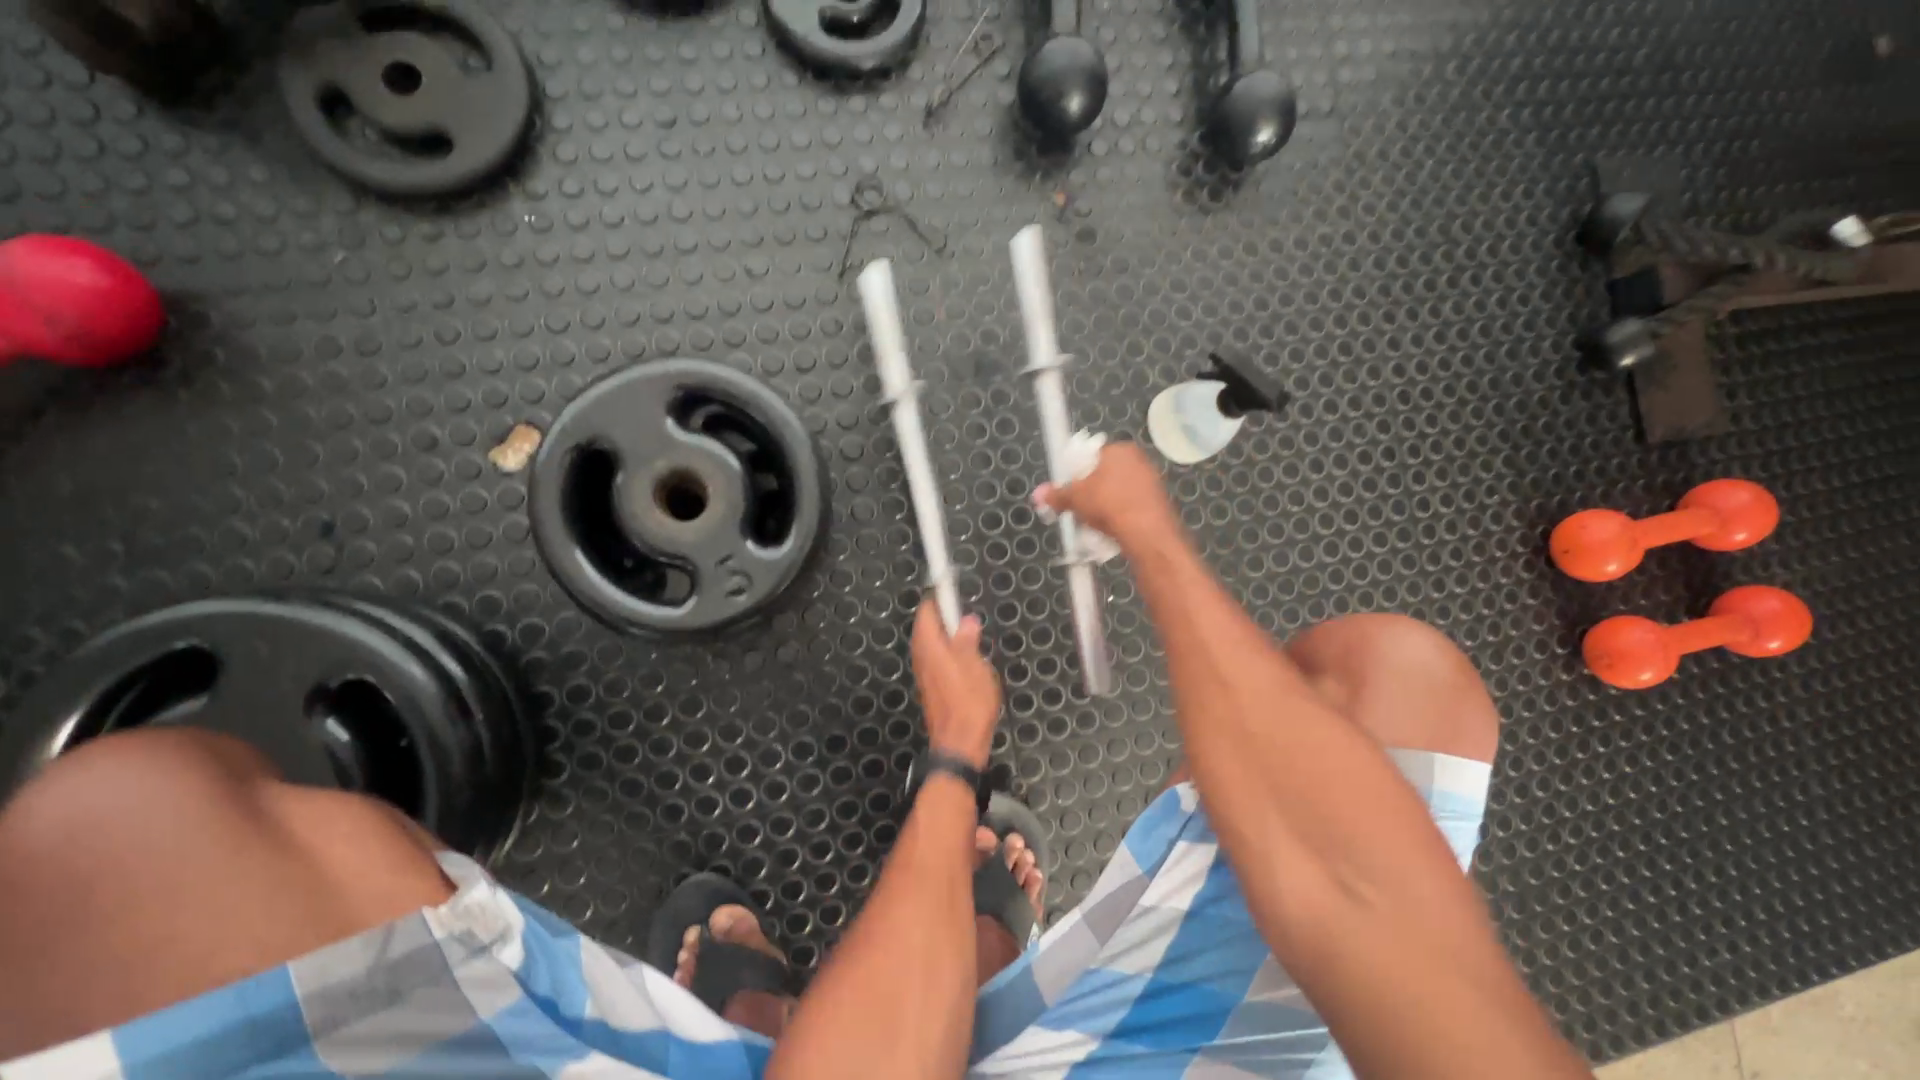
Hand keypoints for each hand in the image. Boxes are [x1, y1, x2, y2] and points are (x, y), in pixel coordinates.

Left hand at [910, 600, 1000, 768]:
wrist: (960, 742)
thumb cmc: (969, 702)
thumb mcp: (976, 665)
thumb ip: (968, 640)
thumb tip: (967, 622)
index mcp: (929, 645)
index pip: (927, 610)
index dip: (940, 597)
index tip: (954, 589)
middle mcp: (921, 656)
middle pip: (928, 626)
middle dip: (946, 617)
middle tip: (968, 615)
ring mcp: (925, 672)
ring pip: (934, 644)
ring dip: (950, 636)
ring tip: (973, 637)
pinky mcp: (932, 685)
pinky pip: (939, 659)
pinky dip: (951, 653)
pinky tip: (970, 660)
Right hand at [1034, 441, 1179, 549]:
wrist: (1146, 533)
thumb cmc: (1108, 504)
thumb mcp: (1075, 499)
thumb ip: (1057, 495)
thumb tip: (1038, 494)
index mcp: (1119, 449)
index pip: (1092, 455)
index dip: (1077, 473)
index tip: (1070, 490)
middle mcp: (1139, 459)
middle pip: (1106, 474)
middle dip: (1092, 491)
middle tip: (1080, 509)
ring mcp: (1152, 480)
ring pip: (1119, 491)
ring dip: (1106, 504)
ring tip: (1094, 522)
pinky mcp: (1159, 501)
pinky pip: (1132, 505)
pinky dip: (1121, 514)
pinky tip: (1113, 528)